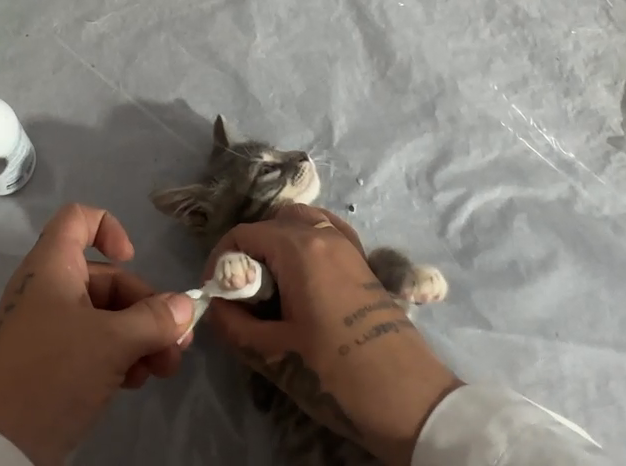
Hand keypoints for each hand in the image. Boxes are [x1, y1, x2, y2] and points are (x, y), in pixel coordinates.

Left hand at [0, 204, 195, 463]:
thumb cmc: (53, 372)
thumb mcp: (111, 343)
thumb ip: (153, 321)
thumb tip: (185, 307)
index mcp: (52, 265)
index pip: (78, 219)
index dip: (109, 228)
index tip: (133, 258)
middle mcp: (48, 288)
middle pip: (105, 278)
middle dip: (145, 307)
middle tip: (177, 344)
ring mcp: (48, 326)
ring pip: (104, 316)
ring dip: (140, 336)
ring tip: (164, 369)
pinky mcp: (50, 362)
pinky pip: (92, 344)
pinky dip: (119, 356)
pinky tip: (137, 381)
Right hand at [205, 205, 461, 465]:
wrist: (410, 402)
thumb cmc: (337, 375)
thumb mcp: (274, 354)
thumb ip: (234, 325)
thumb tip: (216, 306)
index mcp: (300, 248)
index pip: (243, 234)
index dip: (220, 260)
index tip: (215, 293)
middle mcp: (324, 234)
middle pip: (271, 223)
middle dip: (248, 252)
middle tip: (241, 294)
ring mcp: (349, 245)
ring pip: (300, 223)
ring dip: (277, 245)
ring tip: (270, 287)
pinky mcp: (364, 263)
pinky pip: (326, 233)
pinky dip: (306, 243)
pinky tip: (302, 279)